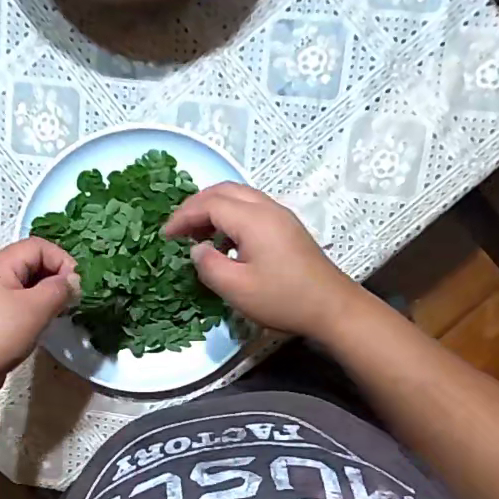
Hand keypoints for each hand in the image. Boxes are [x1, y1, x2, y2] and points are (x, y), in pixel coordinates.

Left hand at [0, 238, 78, 395]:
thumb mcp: (35, 309)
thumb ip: (59, 289)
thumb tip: (74, 281)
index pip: (38, 246)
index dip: (63, 260)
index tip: (78, 286)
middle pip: (31, 261)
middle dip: (56, 276)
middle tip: (72, 300)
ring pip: (24, 282)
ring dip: (46, 293)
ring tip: (59, 312)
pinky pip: (15, 299)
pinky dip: (33, 306)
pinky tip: (40, 323)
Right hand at [163, 184, 368, 340]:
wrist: (332, 307)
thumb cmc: (284, 300)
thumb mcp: (237, 289)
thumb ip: (209, 266)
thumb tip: (197, 250)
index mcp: (253, 219)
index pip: (209, 203)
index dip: (183, 216)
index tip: (165, 235)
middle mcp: (268, 208)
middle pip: (224, 191)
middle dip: (196, 205)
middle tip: (178, 229)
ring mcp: (281, 216)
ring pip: (239, 197)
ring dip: (214, 209)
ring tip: (197, 235)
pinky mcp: (287, 228)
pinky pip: (252, 209)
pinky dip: (230, 217)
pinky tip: (224, 243)